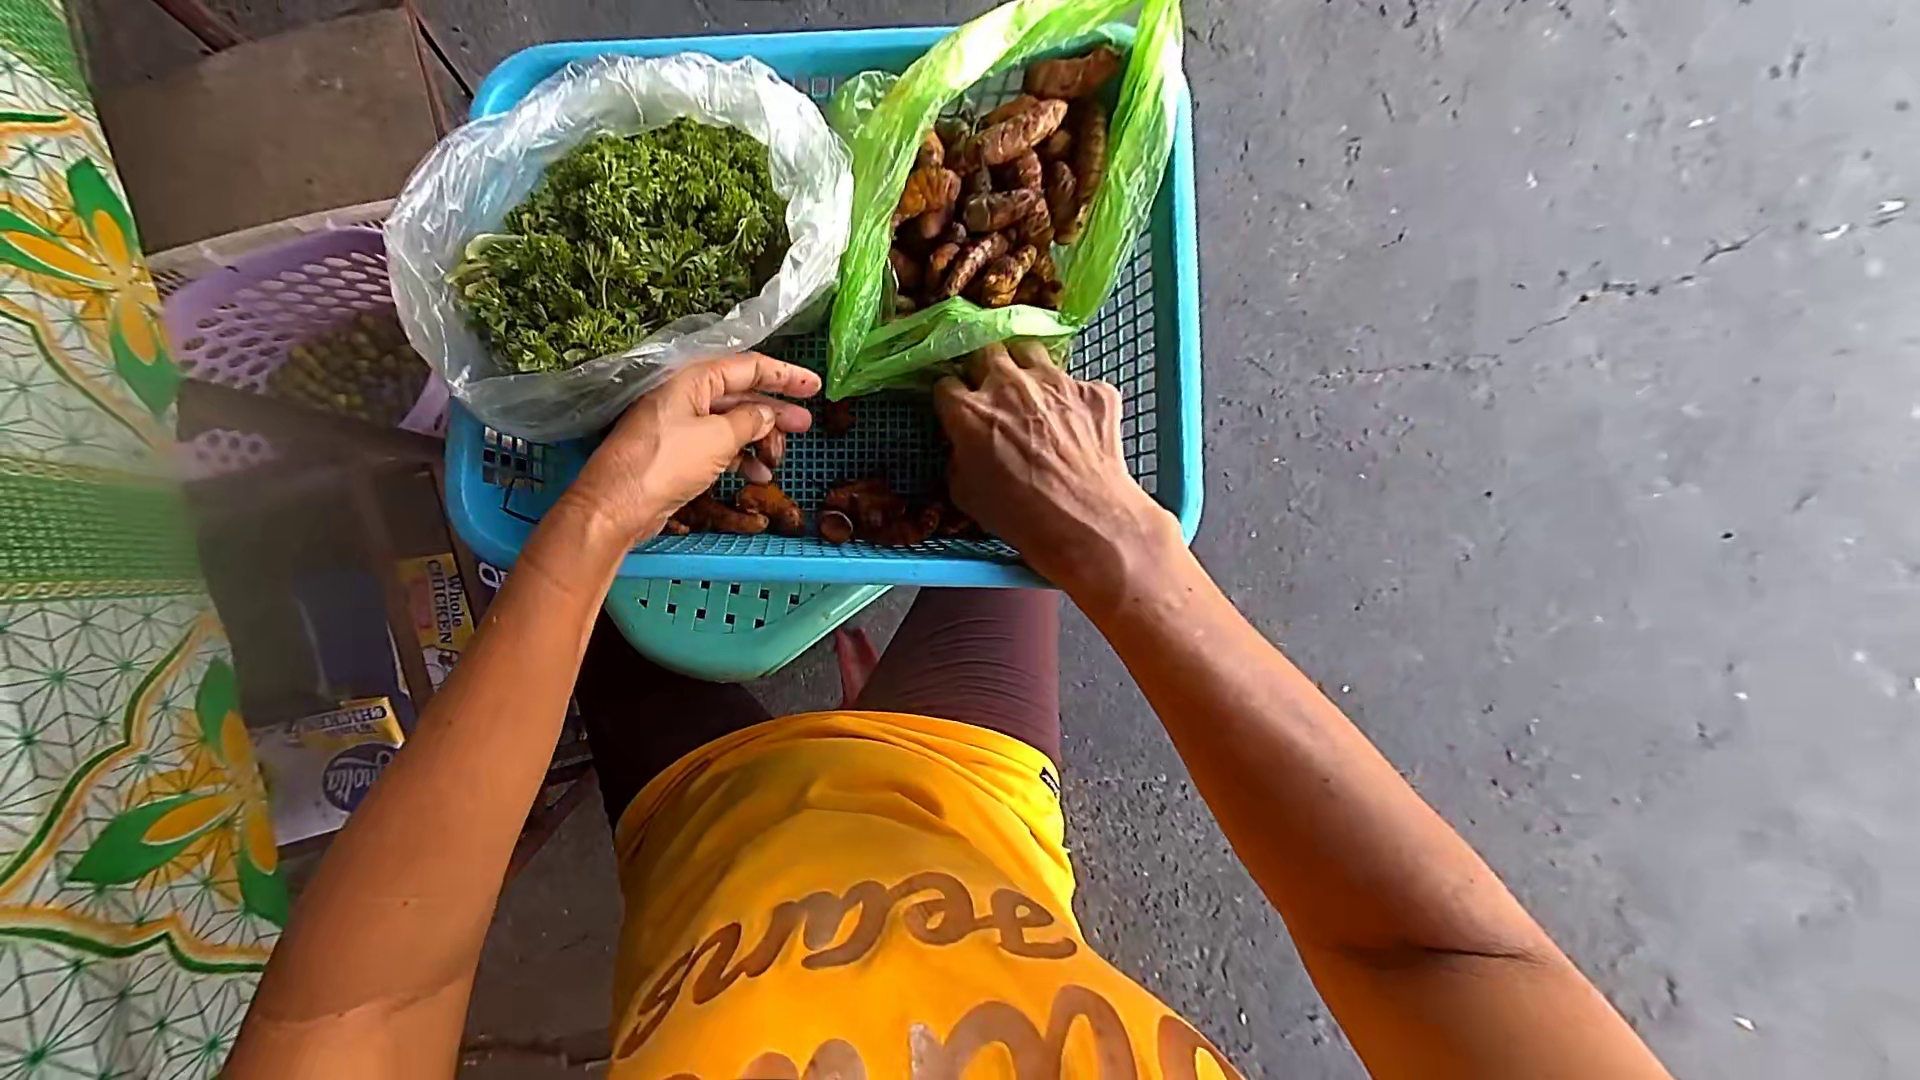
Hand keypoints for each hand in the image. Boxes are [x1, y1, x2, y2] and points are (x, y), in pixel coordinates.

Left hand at [564, 353, 819, 542]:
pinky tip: (757, 475)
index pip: (748, 368)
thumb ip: (749, 421)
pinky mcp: (680, 452)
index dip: (785, 376)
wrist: (618, 505)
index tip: (813, 385)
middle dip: (776, 412)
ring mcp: (682, 425)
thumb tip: (767, 414)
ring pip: (733, 424)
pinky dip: (740, 458)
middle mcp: (687, 397)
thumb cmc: (665, 464)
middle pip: (742, 396)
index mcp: (693, 381)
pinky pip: (720, 447)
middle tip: (806, 424)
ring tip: (779, 459)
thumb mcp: (717, 438)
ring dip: (760, 440)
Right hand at [935, 340, 1178, 601]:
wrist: (1086, 521)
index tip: (959, 411)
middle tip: (993, 392)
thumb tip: (964, 447)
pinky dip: (1074, 400)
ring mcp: (1055, 381)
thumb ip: (958, 458)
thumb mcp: (966, 495)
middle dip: (984, 368)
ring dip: (1025, 366)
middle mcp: (1009, 384)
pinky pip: (1078, 384)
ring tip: (1033, 391)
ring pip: (1031, 351)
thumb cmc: (1019, 516)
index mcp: (970, 411)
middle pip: (985, 352)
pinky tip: (1078, 424)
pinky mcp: (1093, 390)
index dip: (952, 399)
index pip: (946, 385)